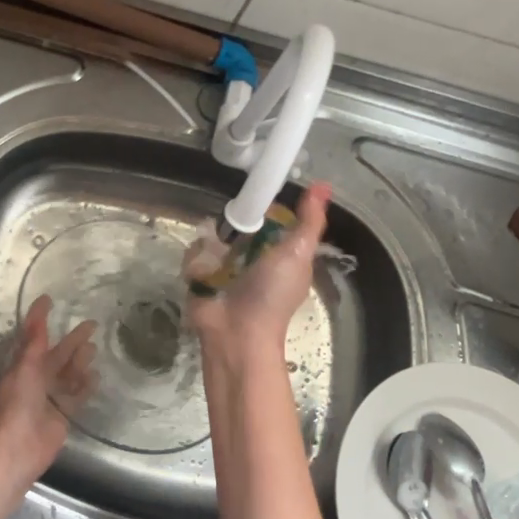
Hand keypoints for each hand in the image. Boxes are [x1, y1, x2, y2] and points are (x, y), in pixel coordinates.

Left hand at [0, 295, 98, 480]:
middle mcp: (37, 378)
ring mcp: (50, 396)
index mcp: (23, 365)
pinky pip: (76, 394)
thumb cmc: (19, 403)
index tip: (49, 300)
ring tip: (95, 348)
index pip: (33, 336)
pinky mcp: (63, 413)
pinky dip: (86, 385)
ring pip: (69, 373)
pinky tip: (96, 376)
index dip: (39, 318)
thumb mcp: (25, 367)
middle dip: (73, 340)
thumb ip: (34, 342)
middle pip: (58, 354)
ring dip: (81, 360)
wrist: (21, 446)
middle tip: (92, 324)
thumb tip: (37, 315)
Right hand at [187, 182, 331, 365]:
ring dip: (213, 243)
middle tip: (234, 226)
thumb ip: (310, 221)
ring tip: (216, 255)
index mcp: (281, 253)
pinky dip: (197, 261)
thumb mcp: (297, 253)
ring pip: (214, 236)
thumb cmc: (272, 294)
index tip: (256, 197)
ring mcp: (225, 268)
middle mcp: (254, 258)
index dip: (265, 206)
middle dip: (234, 222)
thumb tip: (323, 185)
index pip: (272, 217)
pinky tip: (203, 271)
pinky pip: (195, 255)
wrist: (237, 333)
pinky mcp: (201, 277)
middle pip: (239, 223)